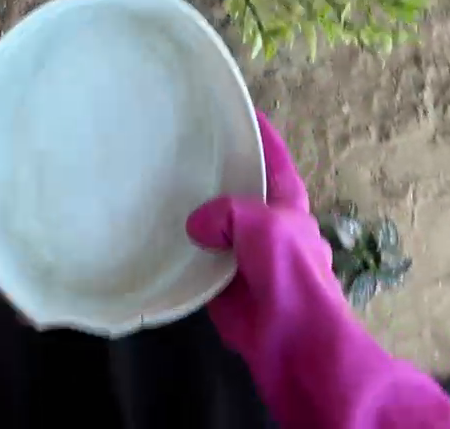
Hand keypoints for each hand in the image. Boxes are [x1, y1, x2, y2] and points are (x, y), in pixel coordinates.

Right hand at [188, 114, 449, 428]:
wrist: (292, 340)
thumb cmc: (287, 270)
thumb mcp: (261, 222)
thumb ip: (225, 211)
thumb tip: (196, 225)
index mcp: (288, 204)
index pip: (275, 157)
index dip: (261, 132)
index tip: (240, 108)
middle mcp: (268, 225)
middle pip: (242, 189)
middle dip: (218, 171)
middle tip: (183, 147)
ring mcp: (246, 255)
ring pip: (217, 223)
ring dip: (196, 211)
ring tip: (161, 184)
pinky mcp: (224, 283)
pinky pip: (199, 258)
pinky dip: (184, 248)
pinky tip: (157, 231)